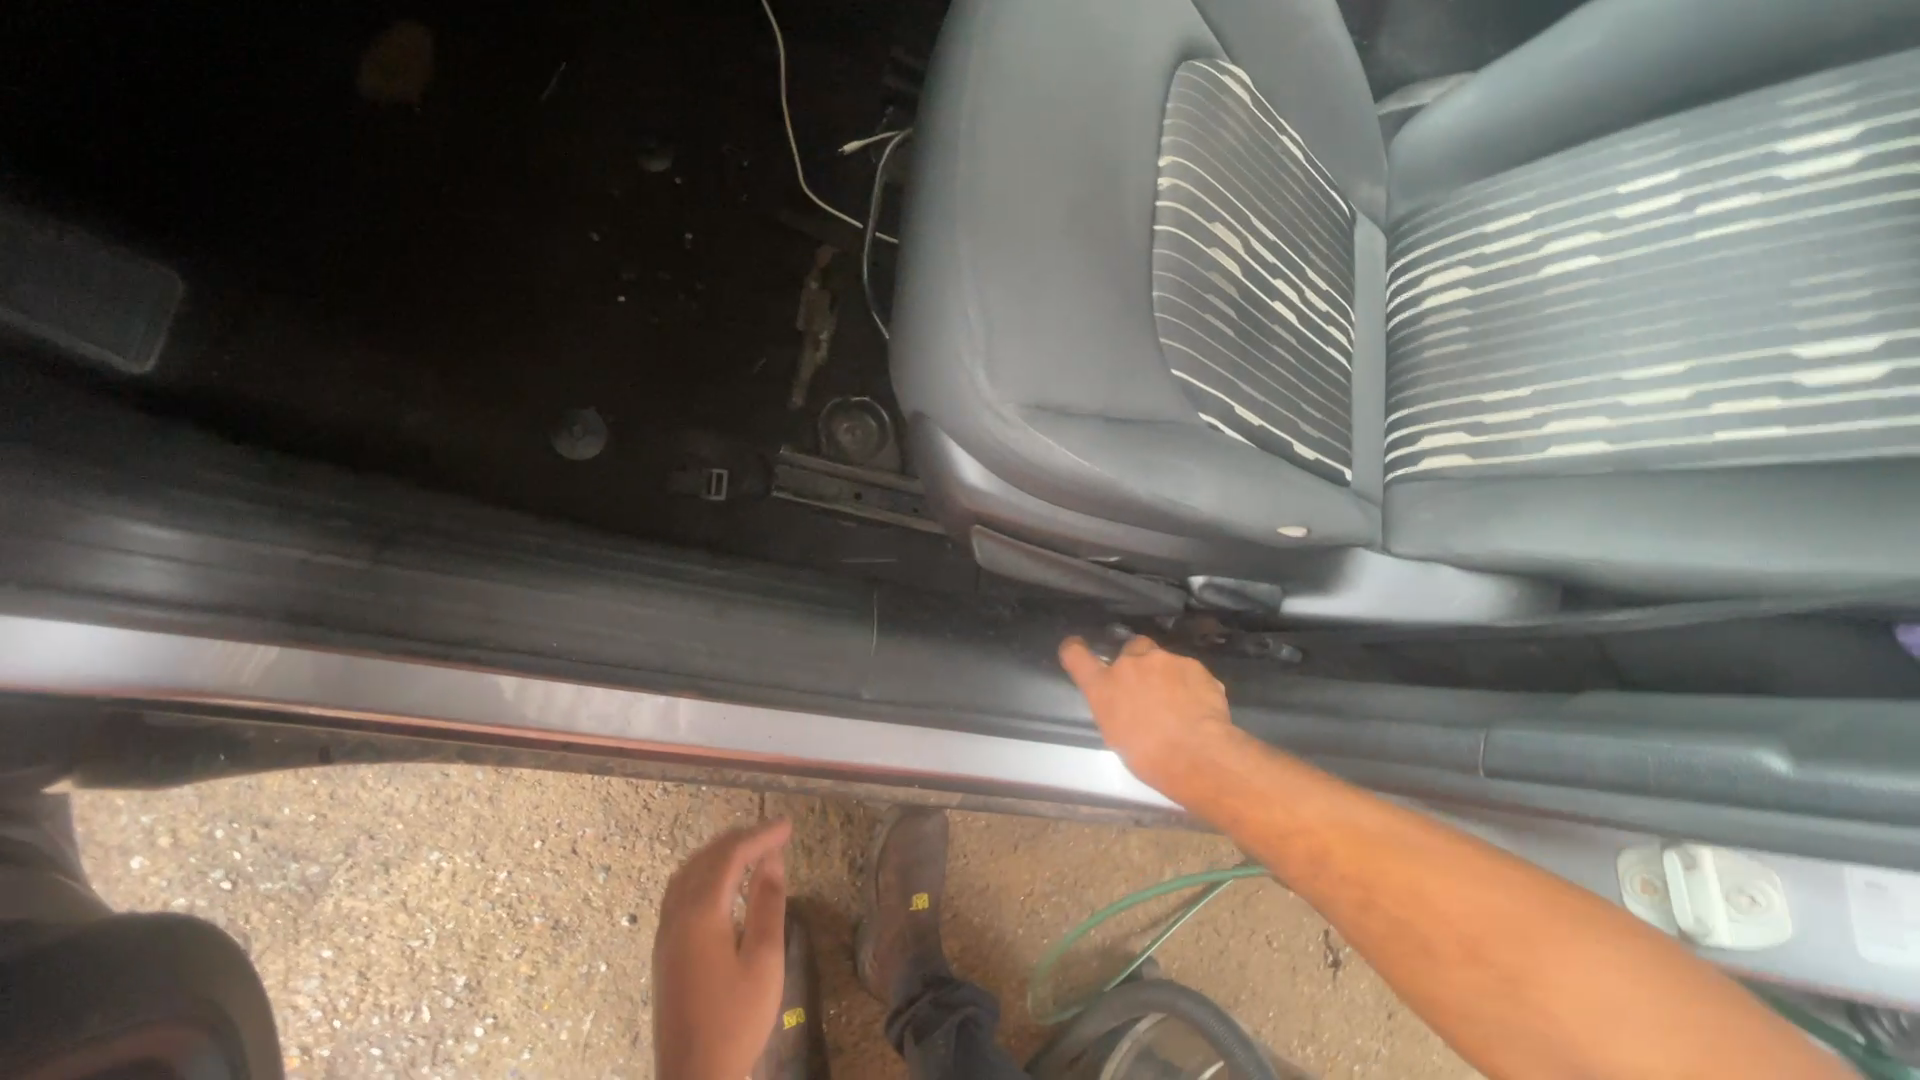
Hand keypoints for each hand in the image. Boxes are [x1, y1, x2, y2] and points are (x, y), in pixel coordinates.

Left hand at [652, 819, 792, 1079]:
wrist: (696, 1075)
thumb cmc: (737, 1018)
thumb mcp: (764, 960)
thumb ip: (768, 905)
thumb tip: (772, 861)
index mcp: (700, 913)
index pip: (730, 857)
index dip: (760, 836)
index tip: (789, 826)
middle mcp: (676, 915)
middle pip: (705, 859)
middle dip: (739, 840)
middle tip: (774, 834)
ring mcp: (665, 934)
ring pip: (688, 874)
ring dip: (718, 854)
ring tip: (751, 851)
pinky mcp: (664, 951)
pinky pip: (680, 892)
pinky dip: (704, 874)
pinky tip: (722, 885)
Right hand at [1059, 635, 1242, 798]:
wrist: (1197, 758)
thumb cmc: (1149, 758)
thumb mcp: (1116, 735)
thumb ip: (1114, 707)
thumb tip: (1125, 703)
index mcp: (1103, 686)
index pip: (1076, 654)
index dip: (1075, 649)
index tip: (1078, 648)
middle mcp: (1130, 664)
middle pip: (1130, 648)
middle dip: (1137, 663)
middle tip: (1147, 688)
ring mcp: (1164, 660)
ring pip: (1162, 658)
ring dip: (1165, 674)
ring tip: (1178, 702)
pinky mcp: (1194, 666)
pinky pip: (1188, 670)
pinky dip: (1190, 683)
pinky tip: (1197, 706)